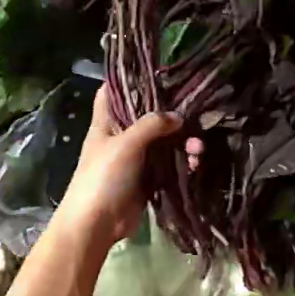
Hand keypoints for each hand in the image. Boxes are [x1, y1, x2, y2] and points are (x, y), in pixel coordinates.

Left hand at [51, 84, 182, 250]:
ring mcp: (135, 157)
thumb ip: (151, 125)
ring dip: (182, 141)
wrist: (96, 224)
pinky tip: (195, 162)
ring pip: (163, 140)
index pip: (113, 92)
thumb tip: (178, 116)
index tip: (156, 71)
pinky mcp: (148, 178)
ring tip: (198, 149)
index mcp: (106, 122)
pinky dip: (183, 161)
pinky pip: (169, 163)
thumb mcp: (125, 144)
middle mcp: (121, 136)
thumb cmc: (103, 177)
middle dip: (172, 115)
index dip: (128, 80)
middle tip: (195, 116)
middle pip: (147, 116)